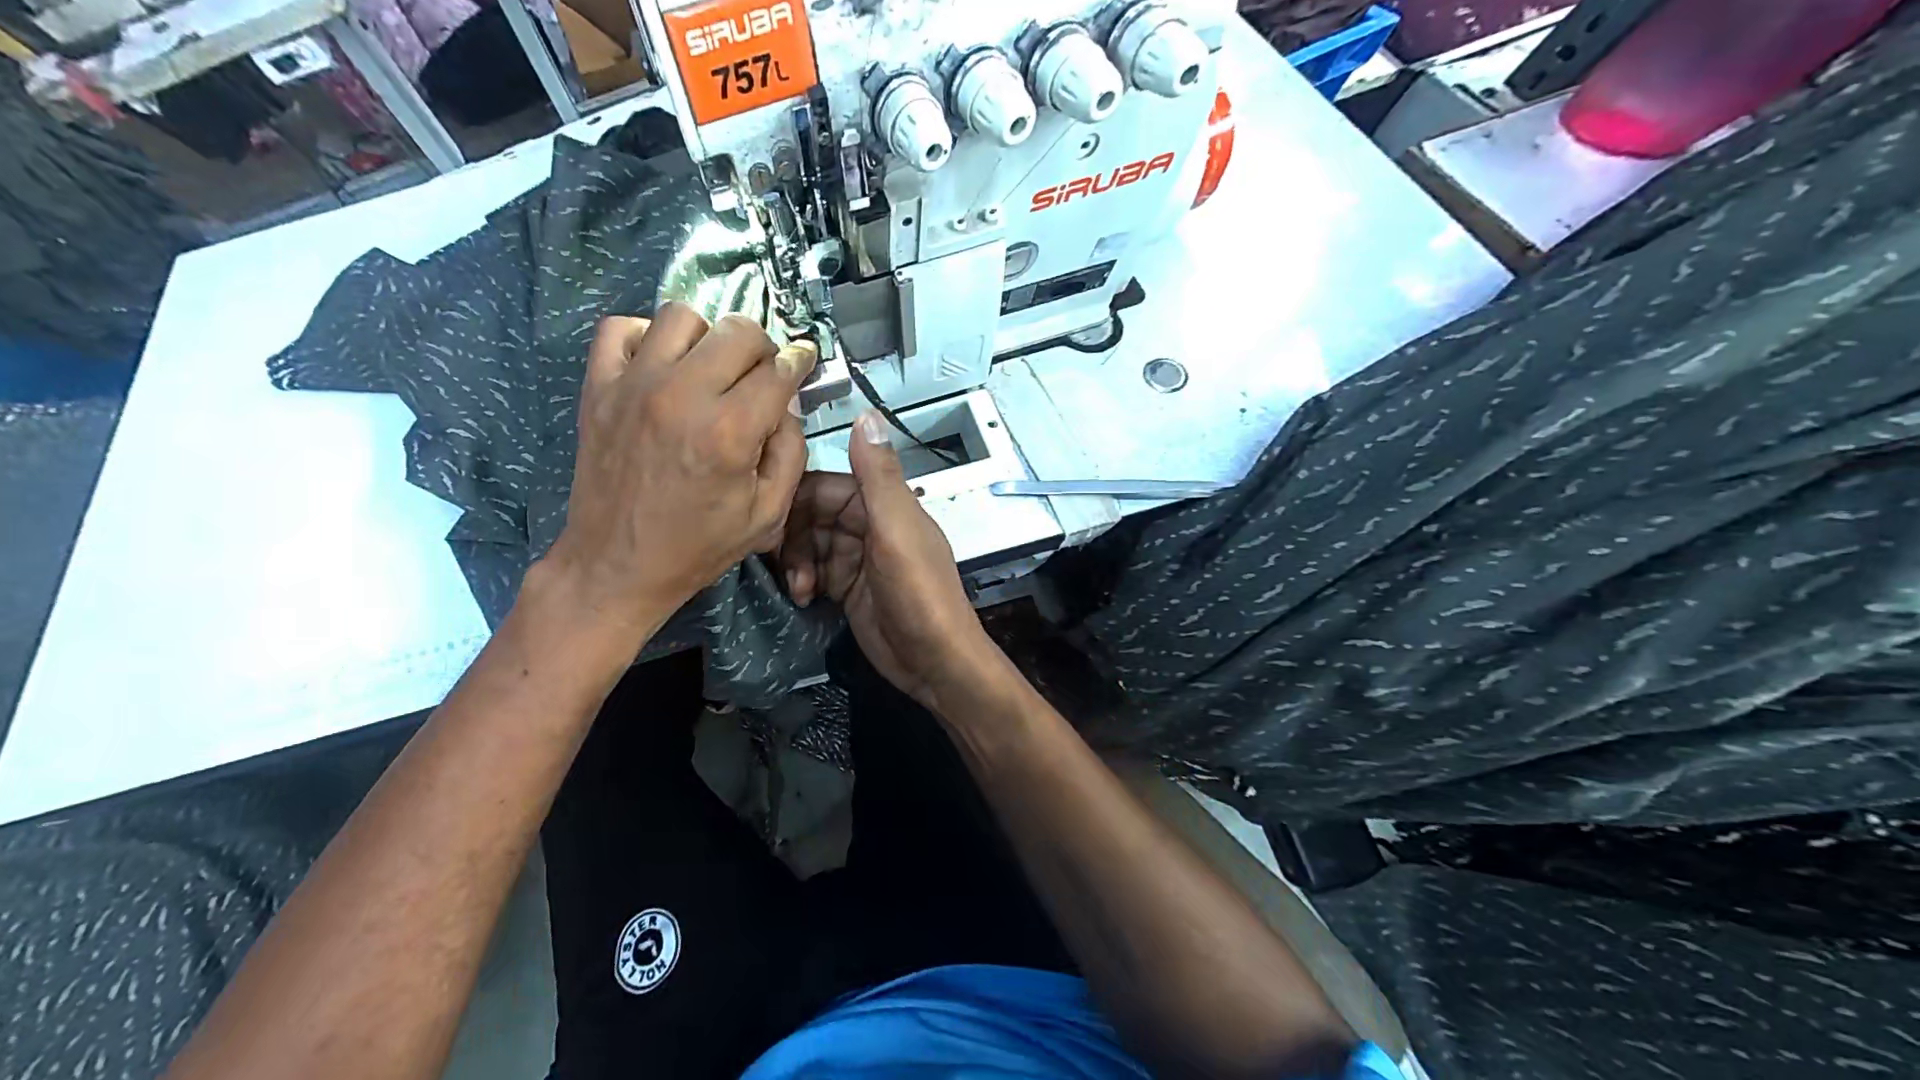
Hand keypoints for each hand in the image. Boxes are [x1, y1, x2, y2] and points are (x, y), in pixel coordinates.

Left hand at [540, 304, 815, 646]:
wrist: (617, 565)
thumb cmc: (699, 545)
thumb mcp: (768, 514)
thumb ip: (791, 452)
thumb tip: (786, 406)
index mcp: (729, 431)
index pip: (778, 369)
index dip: (799, 362)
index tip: (803, 362)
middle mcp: (682, 395)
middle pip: (738, 331)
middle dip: (763, 348)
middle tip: (761, 375)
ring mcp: (633, 386)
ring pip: (683, 316)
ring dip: (709, 337)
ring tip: (710, 369)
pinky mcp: (598, 388)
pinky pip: (620, 328)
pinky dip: (647, 336)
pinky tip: (661, 365)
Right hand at [781, 412, 1003, 710]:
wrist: (933, 661)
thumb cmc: (918, 594)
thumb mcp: (897, 531)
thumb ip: (878, 476)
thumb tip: (866, 414)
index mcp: (883, 505)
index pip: (825, 486)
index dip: (795, 498)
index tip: (767, 516)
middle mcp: (869, 526)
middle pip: (812, 515)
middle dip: (792, 536)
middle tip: (778, 561)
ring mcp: (858, 559)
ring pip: (809, 545)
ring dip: (796, 562)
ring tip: (798, 588)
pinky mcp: (848, 588)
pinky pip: (814, 572)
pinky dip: (803, 581)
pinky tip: (802, 597)